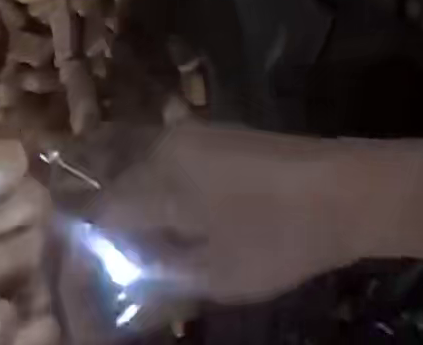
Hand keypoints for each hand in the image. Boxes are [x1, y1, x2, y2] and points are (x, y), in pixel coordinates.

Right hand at [90, 126, 389, 303]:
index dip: (86, 251)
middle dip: (94, 216)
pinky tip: (157, 215)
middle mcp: (165, 143)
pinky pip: (159, 155)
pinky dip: (145, 183)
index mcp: (159, 177)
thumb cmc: (276, 236)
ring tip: (119, 241)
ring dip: (118, 196)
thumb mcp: (215, 273)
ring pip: (133, 160)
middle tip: (92, 259)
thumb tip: (117, 268)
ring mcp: (189, 133)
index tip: (84, 288)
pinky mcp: (210, 134)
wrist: (338, 188)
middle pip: (110, 177)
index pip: (100, 212)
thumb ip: (157, 269)